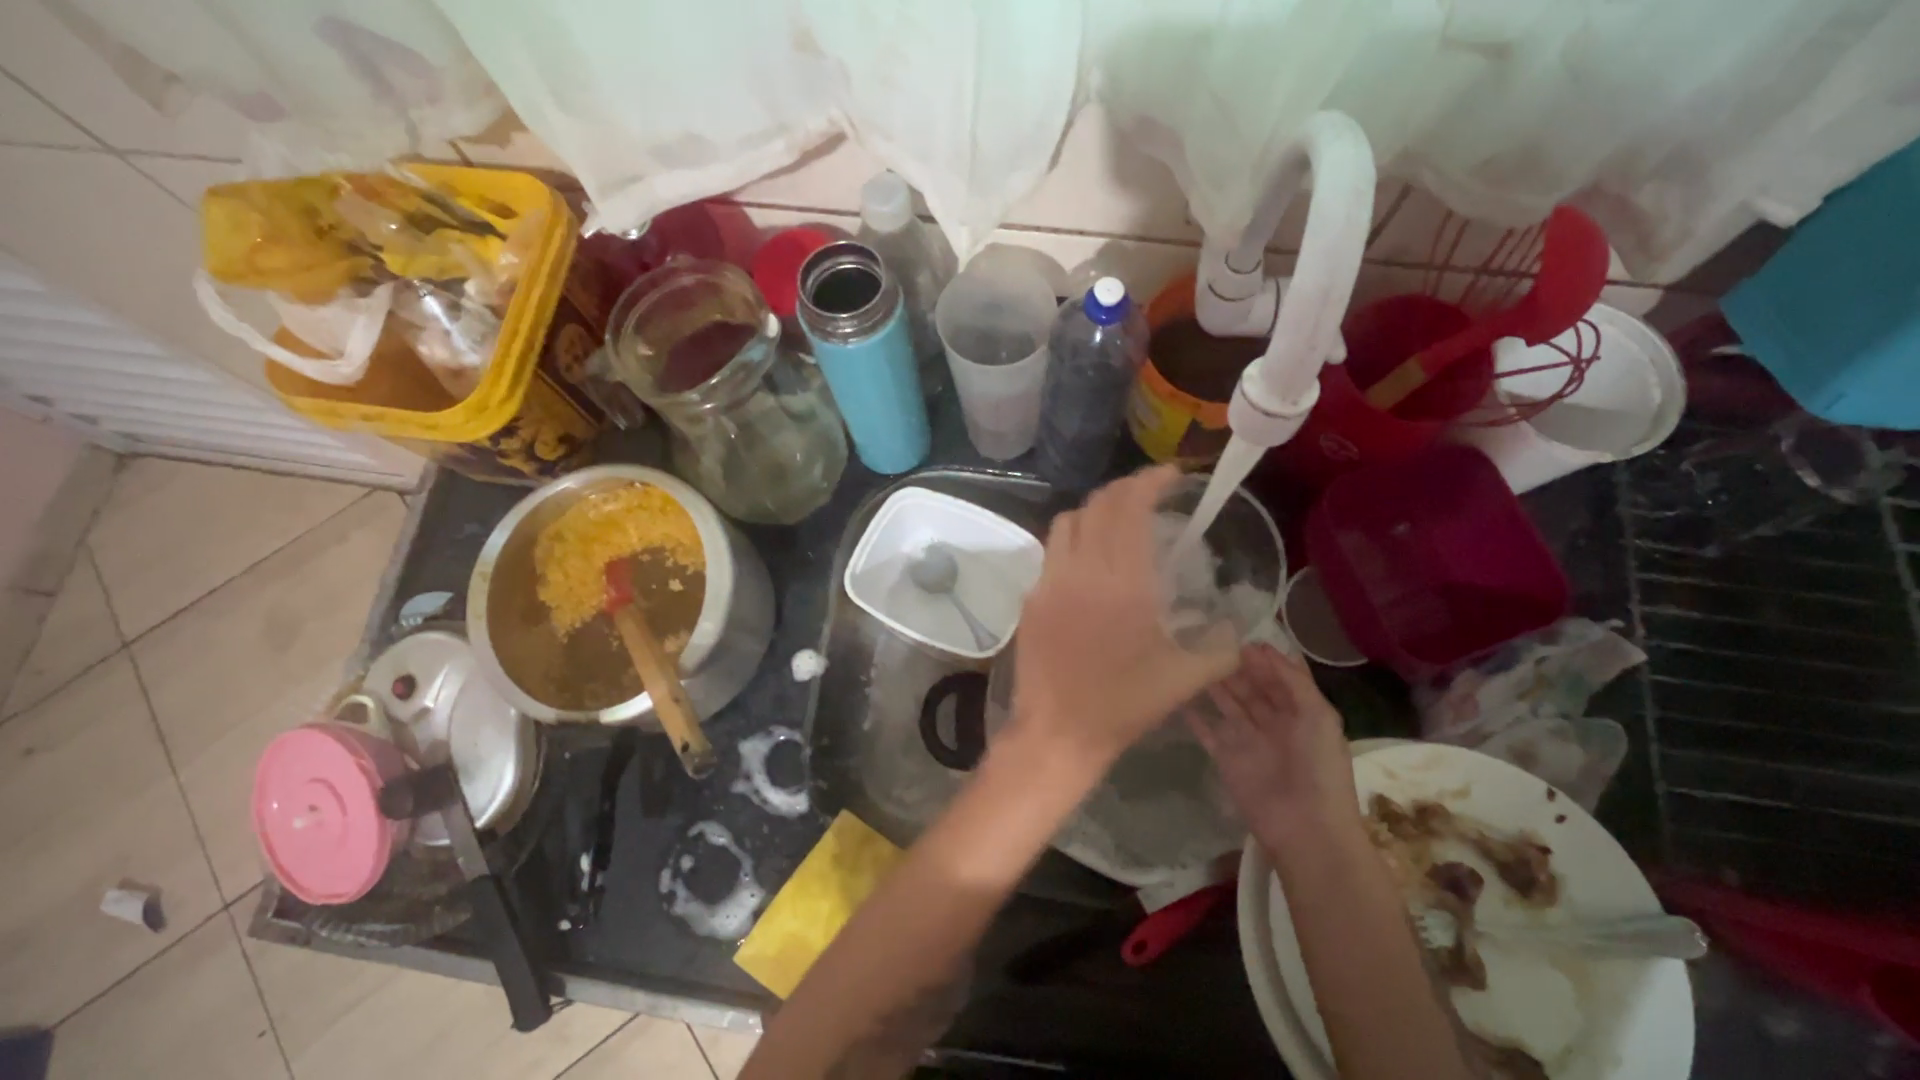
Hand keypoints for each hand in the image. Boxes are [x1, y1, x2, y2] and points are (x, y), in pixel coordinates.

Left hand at [1010, 467, 1239, 767]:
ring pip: (1067, 522)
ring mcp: (1049, 582)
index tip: (1171, 475)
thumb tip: (1236, 627)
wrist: (1057, 732)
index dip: (1150, 481)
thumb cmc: (1123, 704)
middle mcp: (1081, 570)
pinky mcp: (1031, 599)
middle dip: (1125, 489)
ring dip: (1095, 511)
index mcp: (1123, 581)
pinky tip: (1091, 565)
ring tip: (1118, 523)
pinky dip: (1074, 542)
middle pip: (1097, 504)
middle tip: (1150, 495)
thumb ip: (1221, 647)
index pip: (1130, 506)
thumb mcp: (1186, 678)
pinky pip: (1051, 553)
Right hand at [1186, 644, 1358, 842]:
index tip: (1237, 635)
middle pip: (1252, 688)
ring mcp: (1248, 741)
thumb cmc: (1318, 767)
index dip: (1262, 659)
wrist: (1305, 826)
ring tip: (1193, 659)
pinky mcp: (1226, 759)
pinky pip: (1207, 733)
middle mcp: (1274, 723)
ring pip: (1229, 705)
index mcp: (1301, 712)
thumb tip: (1261, 650)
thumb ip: (1292, 681)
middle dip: (1235, 667)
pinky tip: (1179, 696)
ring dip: (1215, 685)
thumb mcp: (1318, 716)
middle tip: (1209, 642)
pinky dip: (1195, 717)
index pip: (1279, 677)